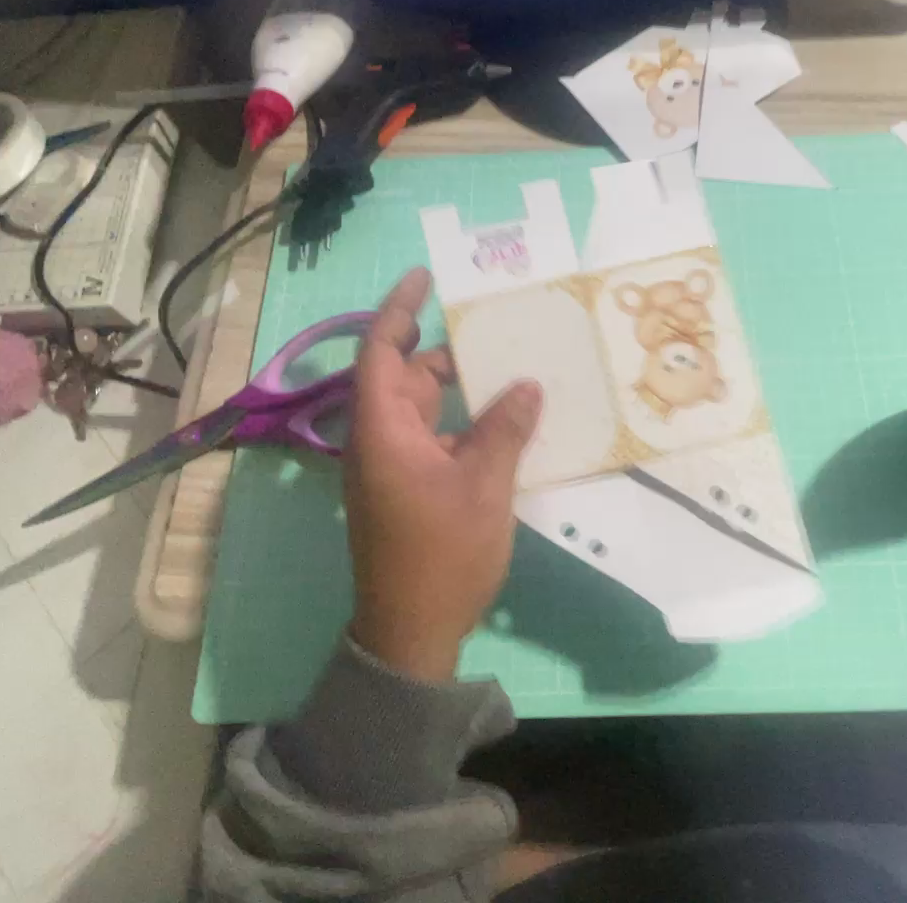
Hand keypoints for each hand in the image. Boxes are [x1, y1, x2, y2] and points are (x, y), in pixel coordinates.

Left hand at [343, 268, 541, 682]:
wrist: (411, 630)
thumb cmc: (442, 555)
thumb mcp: (483, 487)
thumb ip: (504, 430)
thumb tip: (527, 385)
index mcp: (383, 430)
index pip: (381, 351)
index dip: (399, 310)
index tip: (423, 277)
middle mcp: (380, 440)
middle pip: (406, 377)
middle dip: (447, 351)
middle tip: (496, 329)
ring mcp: (392, 466)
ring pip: (423, 409)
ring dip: (460, 389)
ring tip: (510, 368)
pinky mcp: (407, 488)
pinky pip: (434, 437)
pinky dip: (463, 423)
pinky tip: (504, 422)